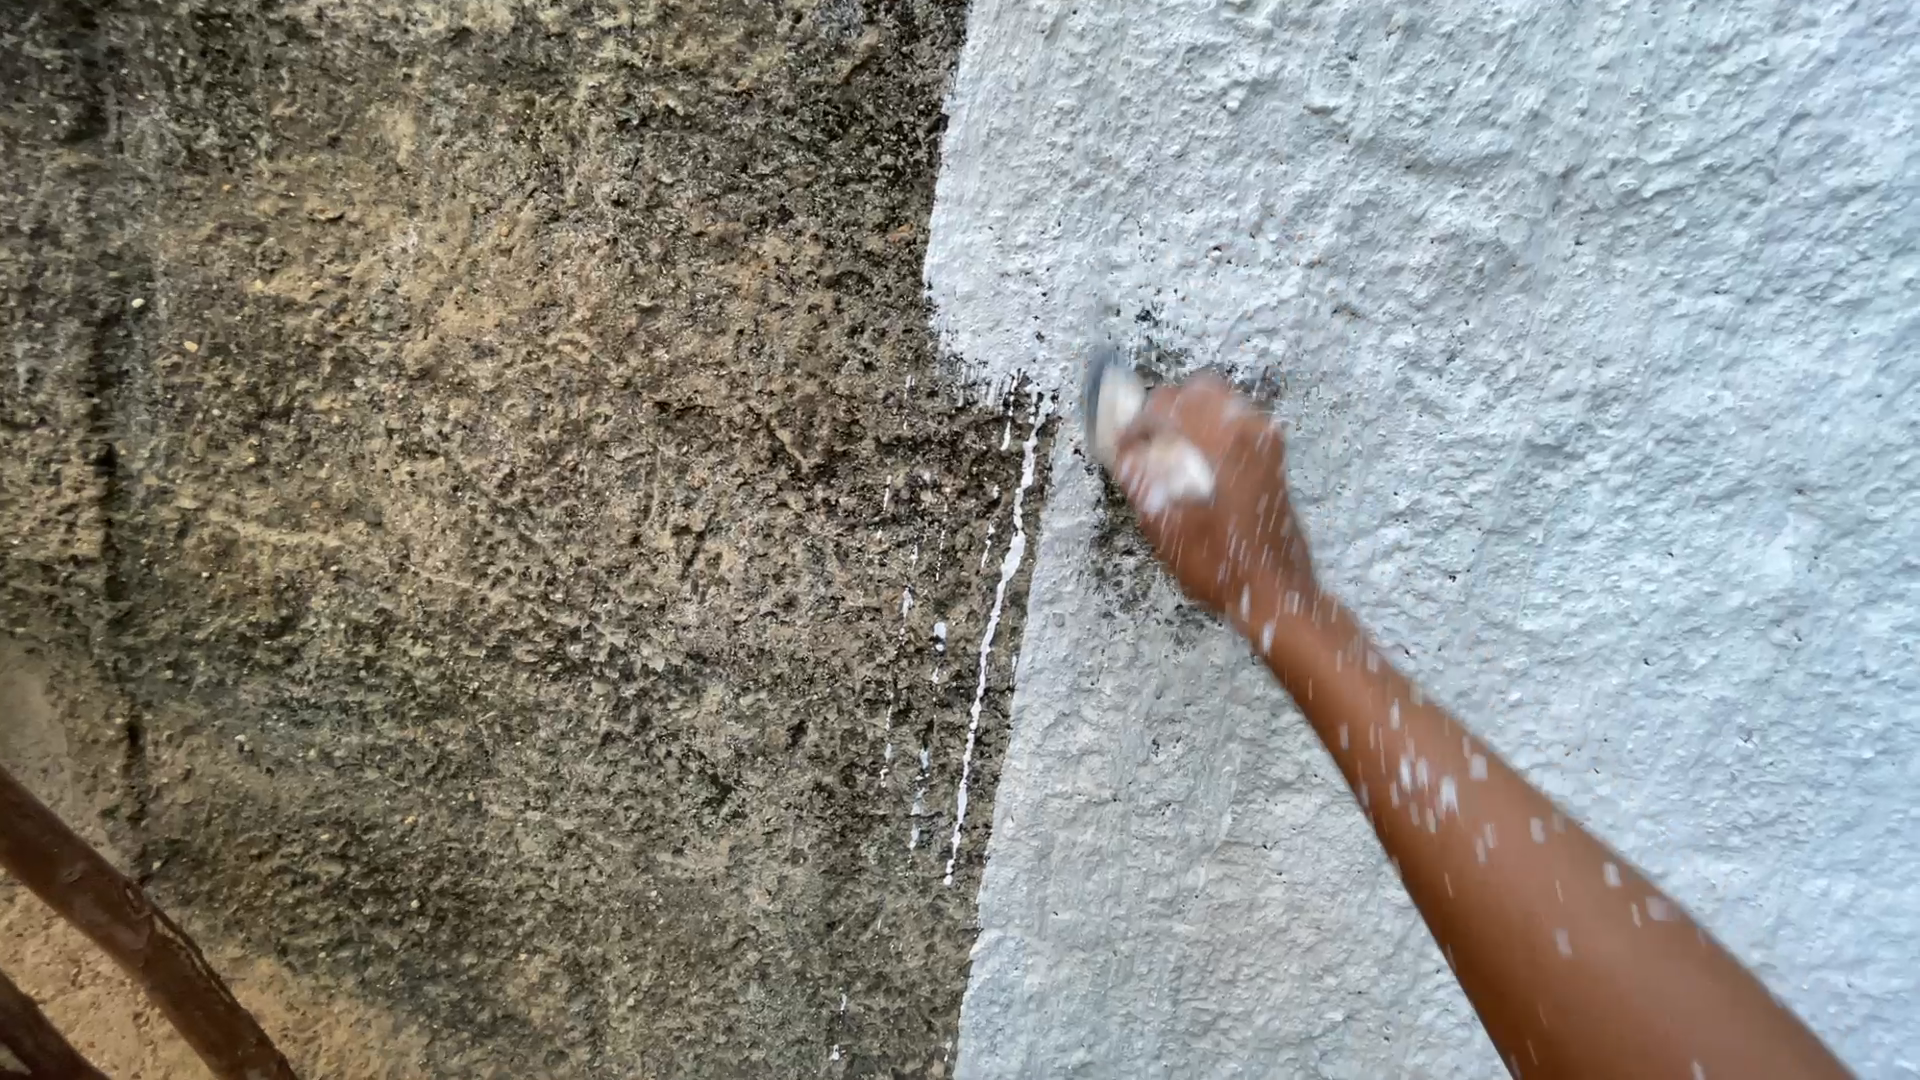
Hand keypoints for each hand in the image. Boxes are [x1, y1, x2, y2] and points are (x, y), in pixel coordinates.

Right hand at [1111, 373, 1316, 628]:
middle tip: (1142, 441)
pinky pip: (1236, 420)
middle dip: (1163, 409)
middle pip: (1197, 390)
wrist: (1278, 591)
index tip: (1121, 447)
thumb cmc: (1224, 567)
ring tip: (1165, 451)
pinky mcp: (1273, 457)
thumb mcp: (1168, 530)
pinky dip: (1209, 427)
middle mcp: (1249, 431)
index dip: (1135, 424)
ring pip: (1220, 401)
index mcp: (1221, 443)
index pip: (1166, 406)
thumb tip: (1125, 459)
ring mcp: (1266, 442)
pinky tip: (1194, 462)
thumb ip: (1143, 485)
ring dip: (1187, 416)